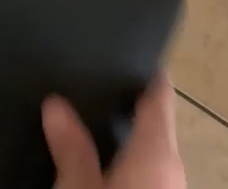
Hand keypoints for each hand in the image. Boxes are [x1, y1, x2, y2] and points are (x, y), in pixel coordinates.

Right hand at [43, 80, 188, 188]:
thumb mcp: (79, 186)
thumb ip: (70, 146)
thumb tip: (54, 104)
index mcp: (158, 152)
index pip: (160, 98)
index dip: (148, 74)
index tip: (135, 51)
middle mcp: (173, 170)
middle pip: (155, 126)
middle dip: (128, 106)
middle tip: (98, 84)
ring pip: (149, 154)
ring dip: (127, 139)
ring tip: (93, 121)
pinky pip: (145, 175)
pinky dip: (127, 163)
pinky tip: (103, 164)